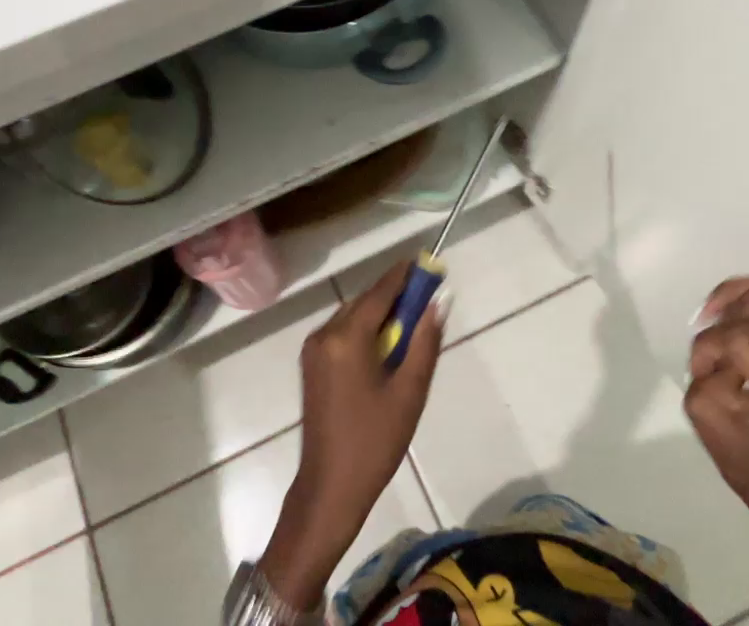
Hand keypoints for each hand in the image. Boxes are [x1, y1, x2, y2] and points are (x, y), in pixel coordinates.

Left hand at [259, 261, 445, 609]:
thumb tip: (438, 302)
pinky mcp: (310, 365)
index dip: (404, 276)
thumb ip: (425, 342)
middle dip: (395, 297)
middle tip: (426, 302)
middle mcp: (324, 334)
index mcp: (347, 338)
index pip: (380, 292)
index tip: (427, 263)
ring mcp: (313, 350)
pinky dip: (364, 332)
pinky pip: (341, 334)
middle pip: (365, 302)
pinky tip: (385, 351)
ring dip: (379, 316)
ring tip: (410, 330)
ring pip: (352, 317)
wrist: (330, 485)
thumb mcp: (410, 391)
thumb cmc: (375, 441)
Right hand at [684, 274, 748, 527]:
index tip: (703, 369)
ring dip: (748, 293)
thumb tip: (718, 343)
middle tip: (716, 330)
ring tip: (729, 314)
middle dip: (730, 308)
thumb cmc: (746, 459)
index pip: (742, 337)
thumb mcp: (706, 418)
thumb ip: (705, 372)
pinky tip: (746, 317)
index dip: (709, 344)